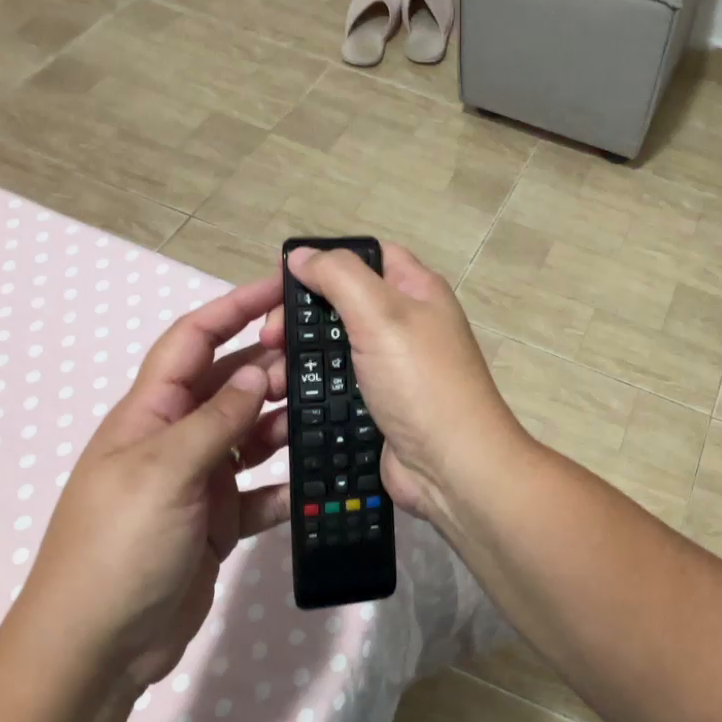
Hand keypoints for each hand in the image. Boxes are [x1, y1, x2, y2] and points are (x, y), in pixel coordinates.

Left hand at [2, 275, 292, 688]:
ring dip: (289, 423)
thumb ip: (217, 420)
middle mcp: (175, 439)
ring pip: (253, 435)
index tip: (283, 288)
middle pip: (232, 384)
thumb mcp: (164, 473)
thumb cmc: (117, 548)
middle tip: (331, 359)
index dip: (234, 308)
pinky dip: (288, 486)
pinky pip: (262, 490)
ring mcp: (198, 482)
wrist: (95, 649)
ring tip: (335, 413)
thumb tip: (261, 372)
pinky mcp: (218, 521)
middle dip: (275, 366)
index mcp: (149, 414)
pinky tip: (320, 483)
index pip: (193, 341)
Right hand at [280, 244, 525, 524]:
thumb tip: (303, 255)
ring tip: (269, 377)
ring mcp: (391, 369)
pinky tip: (282, 401)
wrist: (452, 467)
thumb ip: (340, 276)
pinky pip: (335, 389)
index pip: (367, 256)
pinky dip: (308, 391)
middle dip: (300, 315)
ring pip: (332, 349)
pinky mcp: (377, 406)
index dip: (325, 261)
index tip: (282, 280)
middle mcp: (406, 324)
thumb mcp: (383, 314)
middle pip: (342, 304)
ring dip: (298, 357)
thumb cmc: (421, 381)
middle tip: (268, 338)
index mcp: (417, 291)